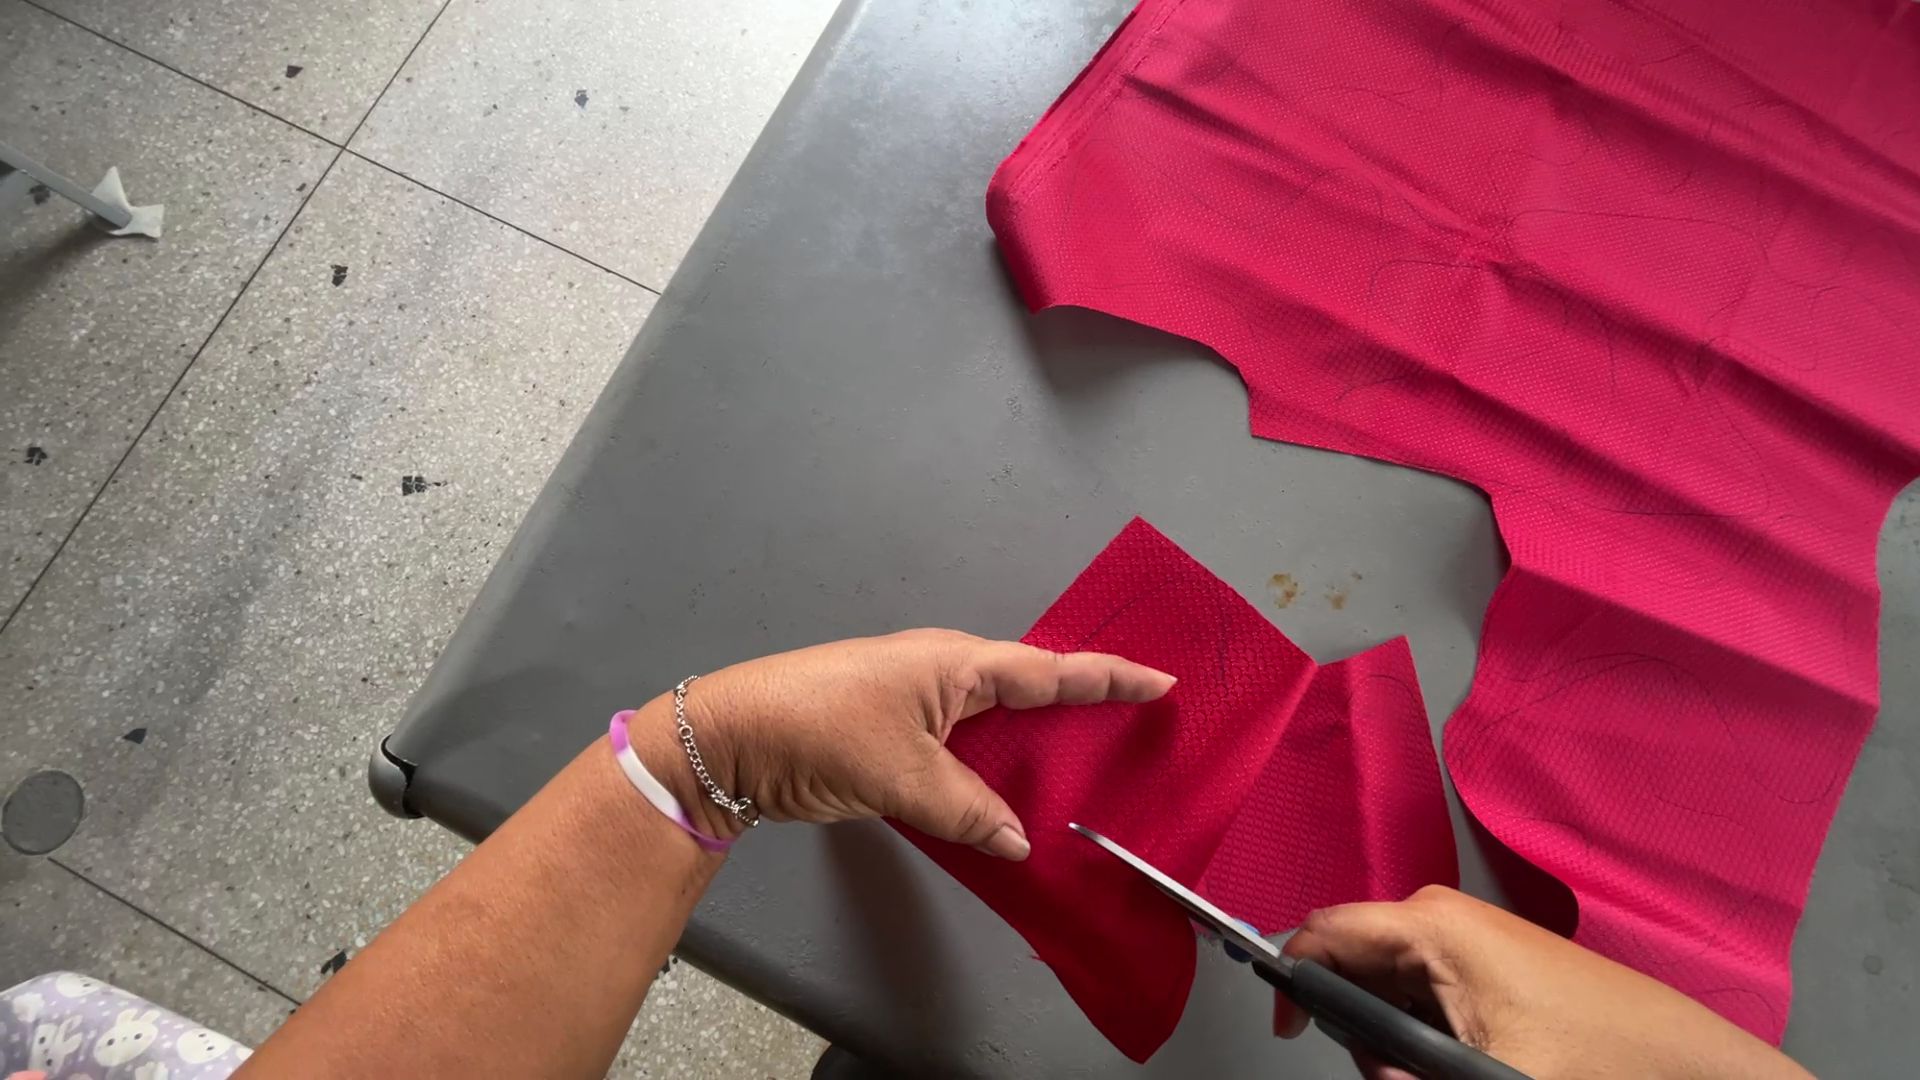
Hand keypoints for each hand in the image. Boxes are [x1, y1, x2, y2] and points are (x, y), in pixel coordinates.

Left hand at [629, 629, 1175, 857]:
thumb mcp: (901, 773)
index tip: (1162, 681)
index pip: (1050, 670)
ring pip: (999, 721)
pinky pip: (968, 748)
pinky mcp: (901, 732)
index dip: (1108, 677)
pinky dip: (996, 768)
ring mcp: (923, 703)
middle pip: (1030, 689)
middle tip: (1136, 727)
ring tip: (1089, 768)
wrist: (735, 736)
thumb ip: (967, 808)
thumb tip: (1020, 841)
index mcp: (956, 663)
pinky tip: (1012, 796)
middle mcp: (947, 674)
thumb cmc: (823, 730)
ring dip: (1038, 742)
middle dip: (1082, 704)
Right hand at [1274, 885, 1814, 1079]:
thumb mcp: (1486, 1079)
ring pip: (1386, 971)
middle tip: (1395, 1077)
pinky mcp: (1487, 950)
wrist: (1709, 1074)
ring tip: (1442, 1075)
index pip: (1324, 932)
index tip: (1287, 1027)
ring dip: (1391, 1026)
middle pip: (1353, 956)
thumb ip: (1405, 1075)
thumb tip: (1373, 1068)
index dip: (1292, 976)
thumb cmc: (1602, 1068)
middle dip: (1356, 1020)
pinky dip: (1419, 1020)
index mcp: (1428, 924)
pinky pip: (1421, 978)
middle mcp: (1436, 910)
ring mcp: (1465, 927)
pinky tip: (1460, 1058)